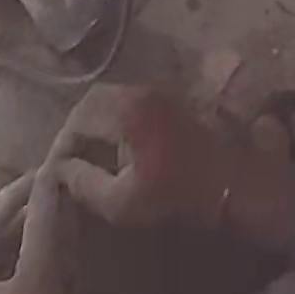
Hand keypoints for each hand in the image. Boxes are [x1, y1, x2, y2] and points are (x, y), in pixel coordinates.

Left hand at [0, 171, 70, 293]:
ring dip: (41, 244)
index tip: (49, 174)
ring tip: (70, 226)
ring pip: (14, 265)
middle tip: (64, 198)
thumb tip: (48, 175)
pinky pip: (26, 291)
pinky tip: (69, 269)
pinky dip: (46, 273)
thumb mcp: (37, 283)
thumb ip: (43, 228)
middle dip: (32, 218)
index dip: (16, 194)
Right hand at [50, 84, 235, 229]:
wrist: (238, 183)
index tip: (56, 169)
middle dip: (77, 128)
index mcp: (126, 111)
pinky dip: (116, 119)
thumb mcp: (125, 202)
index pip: (78, 118)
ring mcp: (158, 92)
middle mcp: (140, 91)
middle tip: (70, 158)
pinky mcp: (171, 100)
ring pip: (113, 99)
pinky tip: (117, 145)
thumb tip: (60, 170)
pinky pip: (131, 103)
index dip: (63, 144)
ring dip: (96, 123)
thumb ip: (86, 184)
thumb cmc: (181, 195)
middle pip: (94, 101)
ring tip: (90, 153)